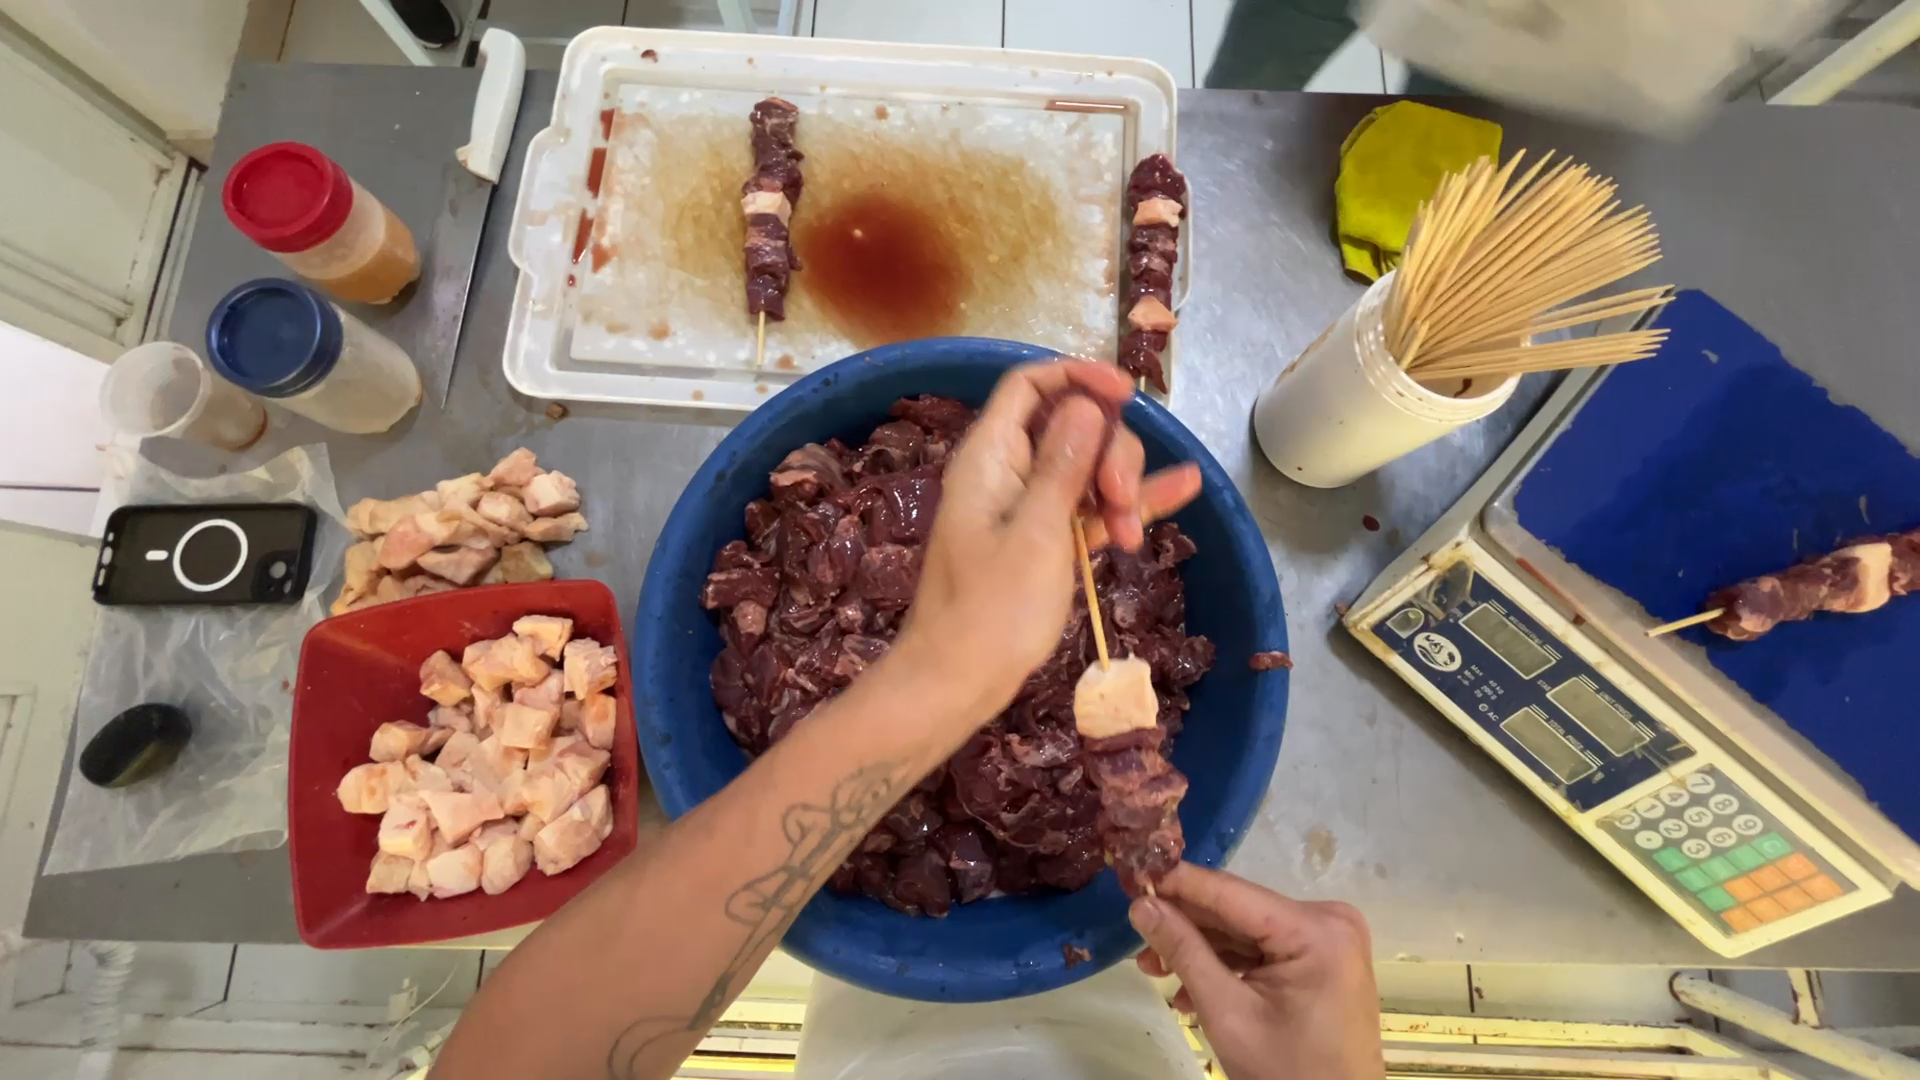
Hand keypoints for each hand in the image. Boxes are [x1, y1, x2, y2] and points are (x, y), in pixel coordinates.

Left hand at [894, 359, 1200, 717]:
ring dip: (1120, 491)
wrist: (959, 682)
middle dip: (1109, 453)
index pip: (1029, 385)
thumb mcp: (1035, 534)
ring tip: (1131, 539)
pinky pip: (1090, 508)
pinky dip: (1125, 506)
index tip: (1126, 394)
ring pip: (1087, 468)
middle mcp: (1008, 472)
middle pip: (1071, 426)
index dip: (1077, 377)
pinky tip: (1180, 491)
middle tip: (1121, 502)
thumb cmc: (991, 612)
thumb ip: (1062, 466)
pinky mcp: (1046, 541)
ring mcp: (1028, 507)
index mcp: (990, 457)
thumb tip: (1086, 403)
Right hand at [1132, 864, 1384, 1079]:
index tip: (1132, 874)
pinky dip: (1223, 963)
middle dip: (1183, 924)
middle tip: (1135, 930)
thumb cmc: (1287, 1076)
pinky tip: (1187, 986)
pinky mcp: (1318, 956)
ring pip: (1240, 927)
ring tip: (1153, 967)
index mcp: (1316, 929)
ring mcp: (1324, 937)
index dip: (1175, 881)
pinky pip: (1258, 946)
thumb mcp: (1227, 1014)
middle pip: (1234, 909)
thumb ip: (1183, 951)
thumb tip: (1140, 903)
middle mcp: (1326, 919)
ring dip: (1197, 947)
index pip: (1228, 891)